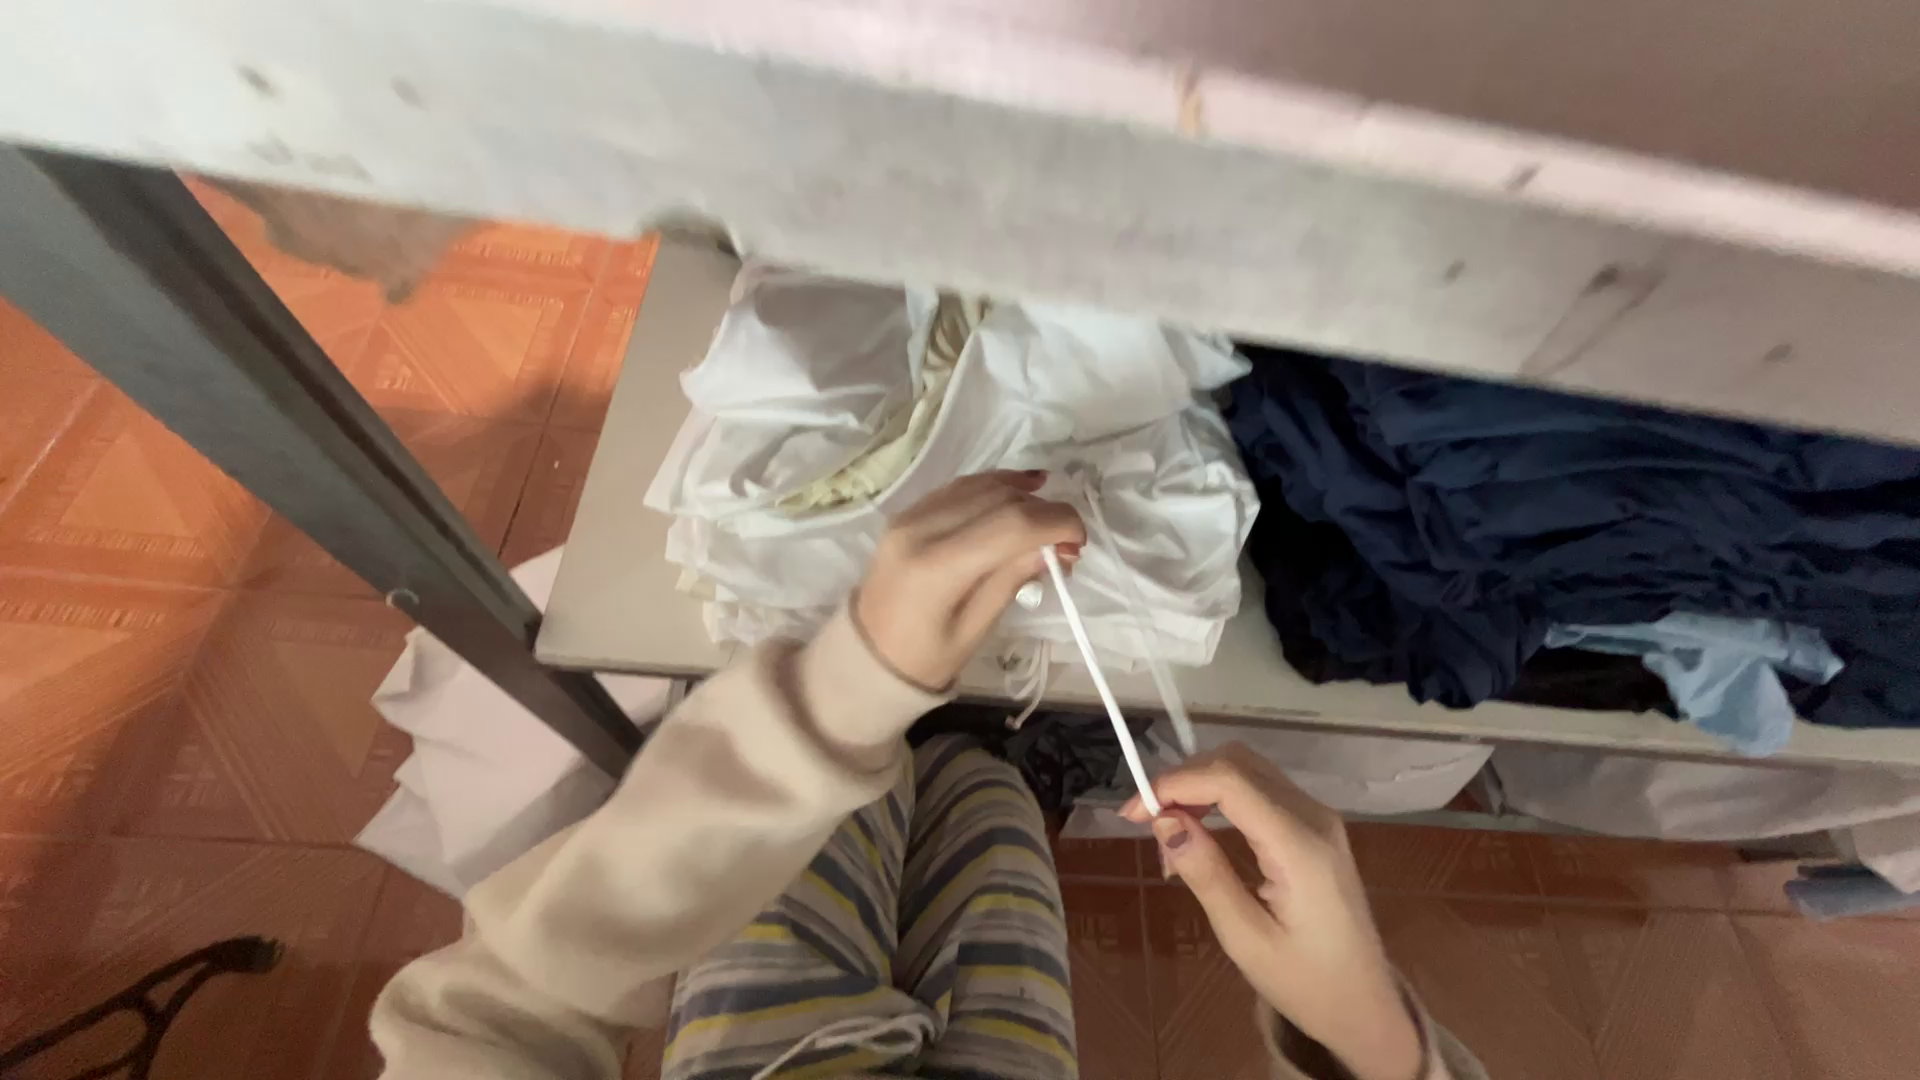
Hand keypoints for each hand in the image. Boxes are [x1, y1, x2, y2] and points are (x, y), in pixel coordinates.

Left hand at [854, 470, 1084, 690]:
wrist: (866, 657)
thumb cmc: (924, 659)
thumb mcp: (976, 629)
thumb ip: (1013, 578)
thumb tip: (1055, 546)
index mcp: (935, 568)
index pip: (1009, 525)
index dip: (1055, 523)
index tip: (1078, 541)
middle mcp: (919, 529)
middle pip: (998, 499)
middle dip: (1044, 511)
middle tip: (1067, 542)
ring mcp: (909, 515)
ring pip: (980, 484)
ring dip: (1022, 495)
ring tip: (1049, 519)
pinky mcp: (908, 512)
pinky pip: (960, 487)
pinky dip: (995, 486)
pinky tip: (1022, 490)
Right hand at [1122, 745, 1421, 1079]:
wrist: (1367, 1006)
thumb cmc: (1306, 982)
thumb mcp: (1245, 939)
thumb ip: (1205, 873)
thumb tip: (1163, 821)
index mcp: (1300, 846)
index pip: (1228, 780)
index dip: (1174, 783)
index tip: (1133, 814)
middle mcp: (1312, 816)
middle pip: (1234, 762)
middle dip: (1181, 781)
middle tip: (1148, 825)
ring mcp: (1316, 815)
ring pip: (1243, 766)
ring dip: (1197, 785)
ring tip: (1170, 831)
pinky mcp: (1312, 822)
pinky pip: (1256, 785)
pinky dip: (1217, 794)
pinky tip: (1198, 828)